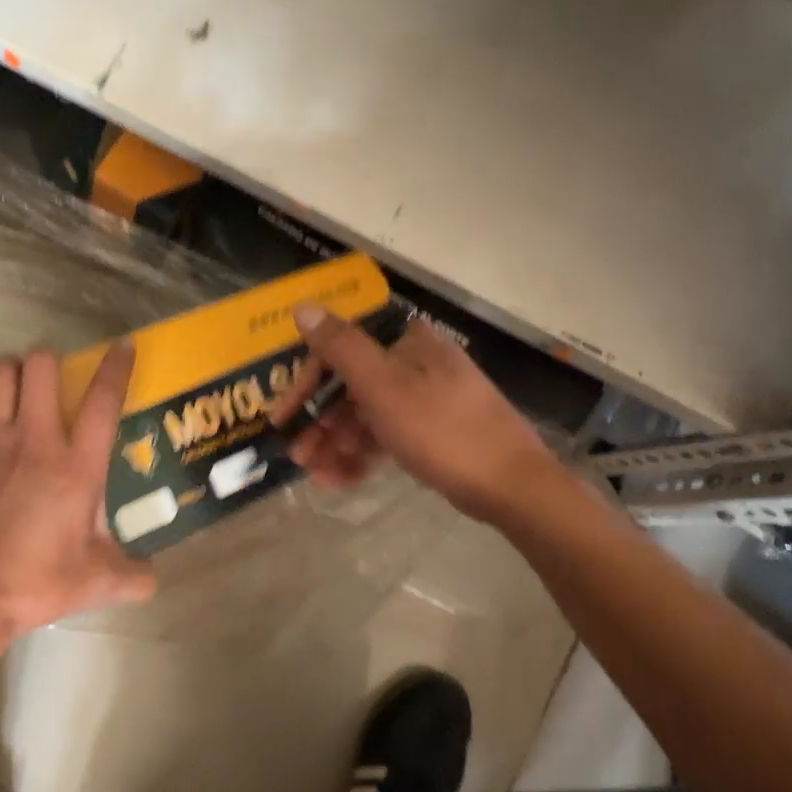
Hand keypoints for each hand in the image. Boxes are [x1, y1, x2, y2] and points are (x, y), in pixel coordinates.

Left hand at [0, 345, 155, 642]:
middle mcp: (35, 440)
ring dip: (17, 371)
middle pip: (41, 364)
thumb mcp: (97, 583)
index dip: (117, 366)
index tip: (124, 345)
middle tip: (63, 379)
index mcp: (76, 466)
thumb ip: (134, 575)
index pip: (102, 399)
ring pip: (1, 374)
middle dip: (55, 360)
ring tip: (28, 390)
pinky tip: (1, 430)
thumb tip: (152, 576)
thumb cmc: (36, 583)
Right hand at [270, 303, 569, 524]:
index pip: (340, 350)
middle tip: (295, 452)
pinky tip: (341, 480)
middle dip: (319, 421)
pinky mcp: (432, 431)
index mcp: (407, 343)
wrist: (510, 485)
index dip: (305, 382)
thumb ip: (340, 346)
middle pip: (350, 385)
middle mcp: (415, 363)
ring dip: (335, 442)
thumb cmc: (441, 429)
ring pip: (365, 415)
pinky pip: (384, 436)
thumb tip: (303, 306)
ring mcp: (425, 398)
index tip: (282, 415)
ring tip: (315, 474)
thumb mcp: (382, 386)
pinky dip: (361, 454)